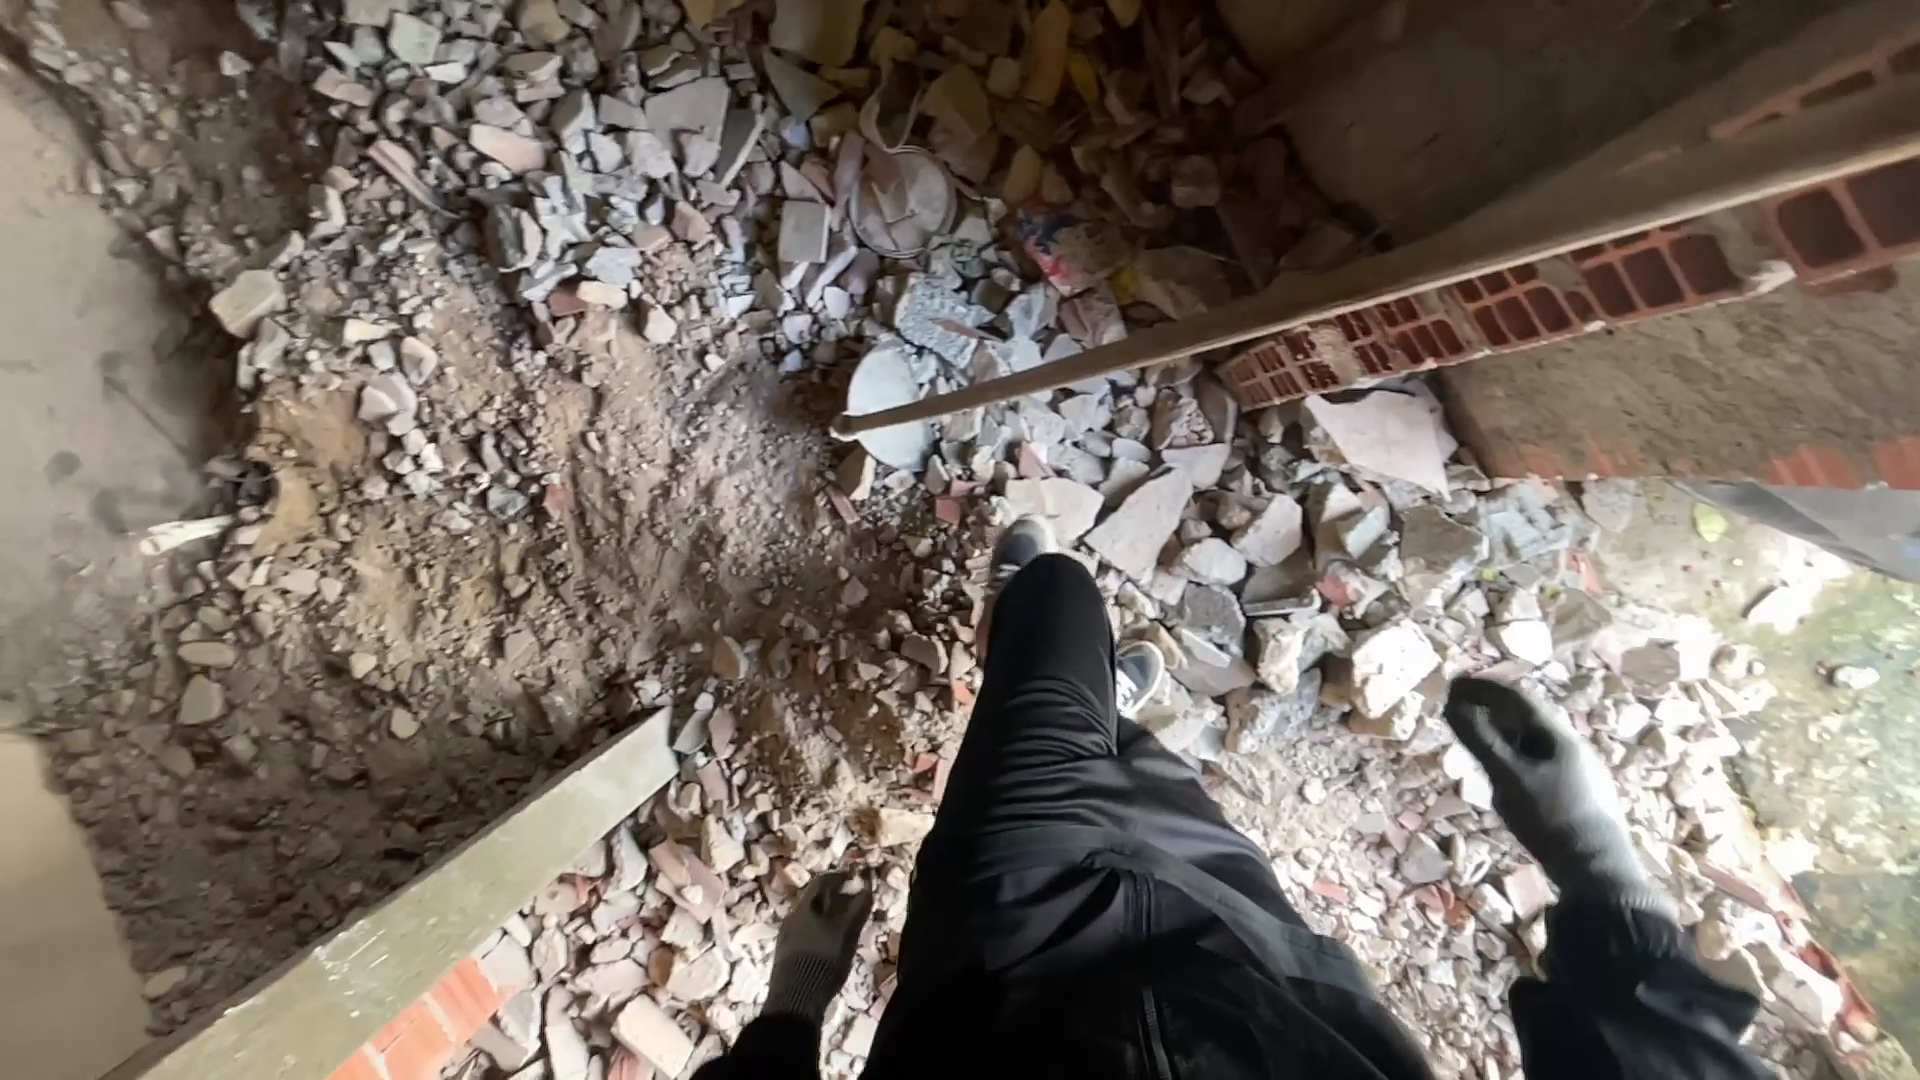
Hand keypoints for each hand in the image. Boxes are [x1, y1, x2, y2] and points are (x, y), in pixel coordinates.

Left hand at [763, 872, 873, 1021]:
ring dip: (827, 914)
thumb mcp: (847, 933)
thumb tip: (867, 889)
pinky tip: (829, 942)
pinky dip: (820, 929)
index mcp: (805, 907)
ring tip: (844, 922)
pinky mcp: (785, 955)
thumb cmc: (824, 959)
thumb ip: (858, 909)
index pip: (822, 882)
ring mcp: (787, 937)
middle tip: (851, 900)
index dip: (839, 877)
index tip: (853, 878)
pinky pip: (805, 932)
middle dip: (834, 897)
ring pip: (809, 916)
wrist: (795, 1000)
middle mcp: (792, 917)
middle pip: (814, 899)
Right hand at [1443, 677, 1671, 915]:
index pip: (1516, 697)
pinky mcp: (1573, 791)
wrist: (1598, 873)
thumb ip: (1478, 739)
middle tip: (1456, 706)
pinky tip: (1497, 766)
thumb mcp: (1507, 777)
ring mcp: (1575, 770)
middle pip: (1524, 714)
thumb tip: (1451, 704)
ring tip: (1470, 733)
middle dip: (1488, 705)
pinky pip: (1534, 756)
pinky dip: (1508, 749)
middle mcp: (1570, 747)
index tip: (1451, 684)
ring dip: (1497, 728)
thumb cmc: (1551, 819)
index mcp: (1559, 738)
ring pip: (1530, 737)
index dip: (1481, 686)